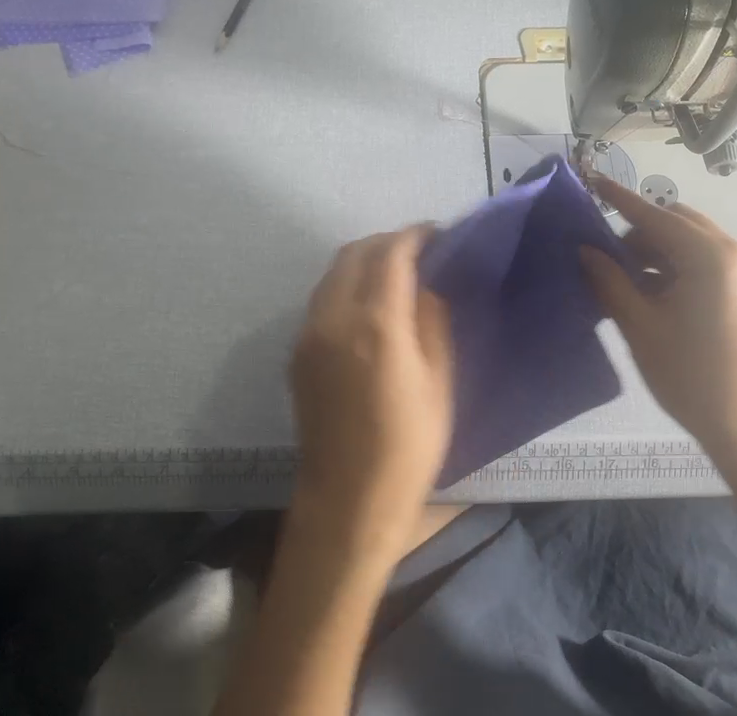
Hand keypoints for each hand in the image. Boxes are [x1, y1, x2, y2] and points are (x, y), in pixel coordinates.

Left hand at [289, 226, 453, 556]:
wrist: (348, 500)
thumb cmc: (409, 447)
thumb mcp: (439, 383)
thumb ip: (432, 322)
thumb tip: (426, 286)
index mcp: (376, 323)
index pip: (392, 253)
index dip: (416, 236)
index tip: (438, 236)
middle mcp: (334, 317)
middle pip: (356, 252)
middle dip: (388, 242)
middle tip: (420, 253)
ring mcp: (308, 334)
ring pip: (333, 273)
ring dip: (364, 261)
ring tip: (396, 275)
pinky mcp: (297, 353)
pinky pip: (322, 299)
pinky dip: (346, 286)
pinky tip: (369, 307)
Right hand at [578, 175, 736, 457]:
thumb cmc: (686, 375)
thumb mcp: (639, 324)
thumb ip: (609, 279)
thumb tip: (585, 250)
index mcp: (710, 257)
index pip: (655, 216)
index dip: (620, 200)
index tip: (593, 180)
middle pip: (679, 223)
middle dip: (641, 232)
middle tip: (607, 259)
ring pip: (695, 241)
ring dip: (661, 250)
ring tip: (630, 281)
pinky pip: (711, 260)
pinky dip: (682, 265)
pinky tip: (658, 293)